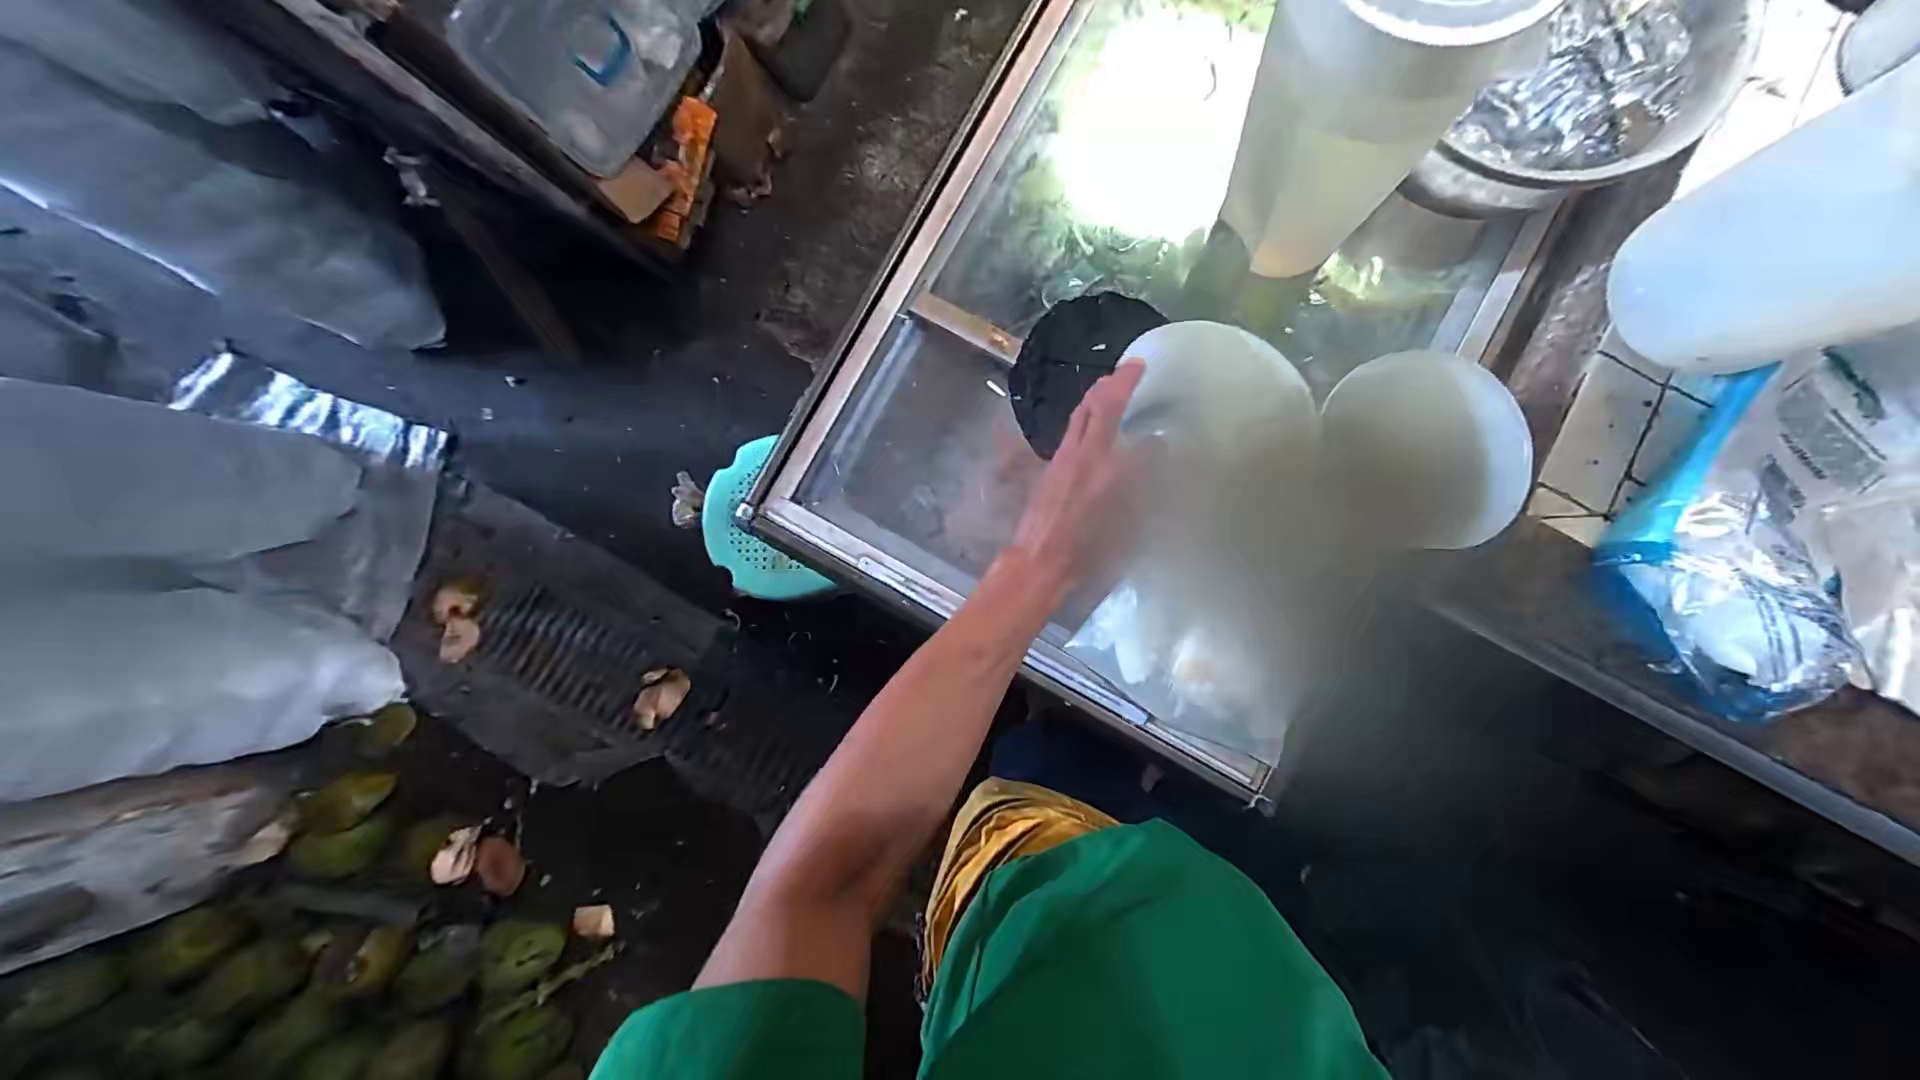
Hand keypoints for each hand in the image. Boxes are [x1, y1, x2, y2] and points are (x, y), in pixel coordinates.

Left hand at [1001, 358, 1153, 593]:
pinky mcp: (1051, 465)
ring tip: (1110, 382)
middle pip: (1105, 404)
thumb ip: (1146, 501)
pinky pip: (1071, 428)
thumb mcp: (1129, 535)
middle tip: (1134, 366)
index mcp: (1116, 475)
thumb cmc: (1088, 556)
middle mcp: (1090, 457)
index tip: (1167, 449)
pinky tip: (1089, 419)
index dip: (1162, 448)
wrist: (1039, 561)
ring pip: (1082, 412)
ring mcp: (1066, 458)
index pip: (1150, 448)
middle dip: (1121, 380)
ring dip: (1097, 392)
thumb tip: (1153, 475)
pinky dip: (1084, 414)